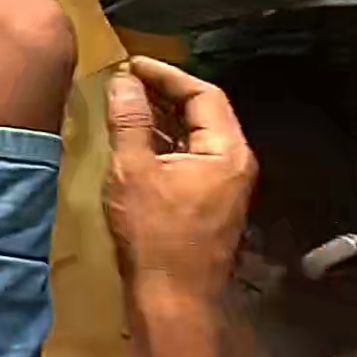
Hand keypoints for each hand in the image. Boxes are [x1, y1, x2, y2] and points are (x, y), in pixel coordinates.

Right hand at [104, 57, 255, 306]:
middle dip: (164, 90)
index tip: (131, 64)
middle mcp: (233, 163)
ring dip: (161, 114)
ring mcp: (221, 183)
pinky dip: (161, 138)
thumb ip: (130, 122)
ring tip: (125, 101)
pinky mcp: (205, 199)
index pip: (203, 95)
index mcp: (226, 152)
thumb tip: (123, 81)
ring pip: (193, 134)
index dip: (167, 74)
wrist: (171, 293)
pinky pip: (186, 154)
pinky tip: (134, 138)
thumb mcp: (134, 170)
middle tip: (126, 78)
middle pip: (202, 112)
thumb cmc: (154, 231)